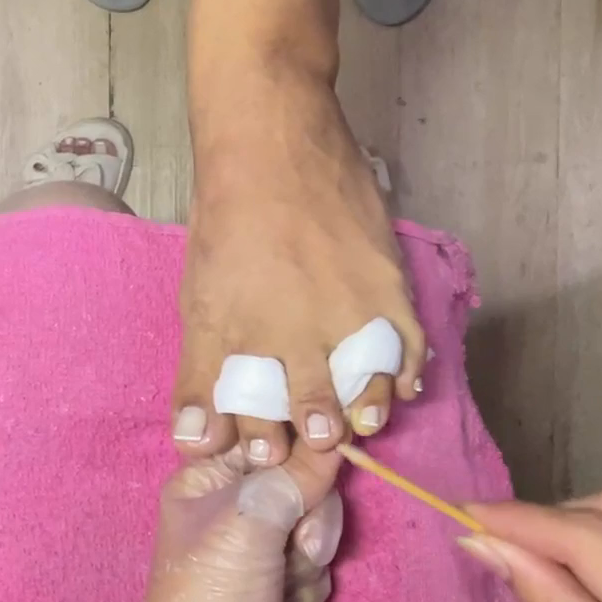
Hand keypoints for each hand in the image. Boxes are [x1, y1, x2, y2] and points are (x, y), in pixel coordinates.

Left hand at [80, 444, 341, 601]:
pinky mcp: (280, 587)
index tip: (327, 452)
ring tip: (285, 587)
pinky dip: (310, 586)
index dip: (297, 448)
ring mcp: (256, 549)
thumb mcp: (249, 522)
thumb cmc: (213, 597)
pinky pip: (316, 565)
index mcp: (204, 479)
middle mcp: (229, 507)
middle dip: (309, 516)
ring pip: (313, 524)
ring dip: (309, 557)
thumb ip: (293, 476)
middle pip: (298, 481)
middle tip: (298, 546)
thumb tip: (331, 437)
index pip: (265, 439)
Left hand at [175, 83, 423, 463]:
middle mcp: (300, 335)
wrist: (272, 146)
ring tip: (358, 425)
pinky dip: (404, 374)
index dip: (259, 445)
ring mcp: (350, 311)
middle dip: (311, 438)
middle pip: (315, 412)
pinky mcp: (388, 285)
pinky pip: (407, 348)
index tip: (263, 455)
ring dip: (362, 414)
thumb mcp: (198, 296)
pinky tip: (400, 386)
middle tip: (312, 444)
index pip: (255, 421)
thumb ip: (199, 370)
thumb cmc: (225, 221)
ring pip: (366, 389)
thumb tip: (194, 440)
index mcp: (245, 340)